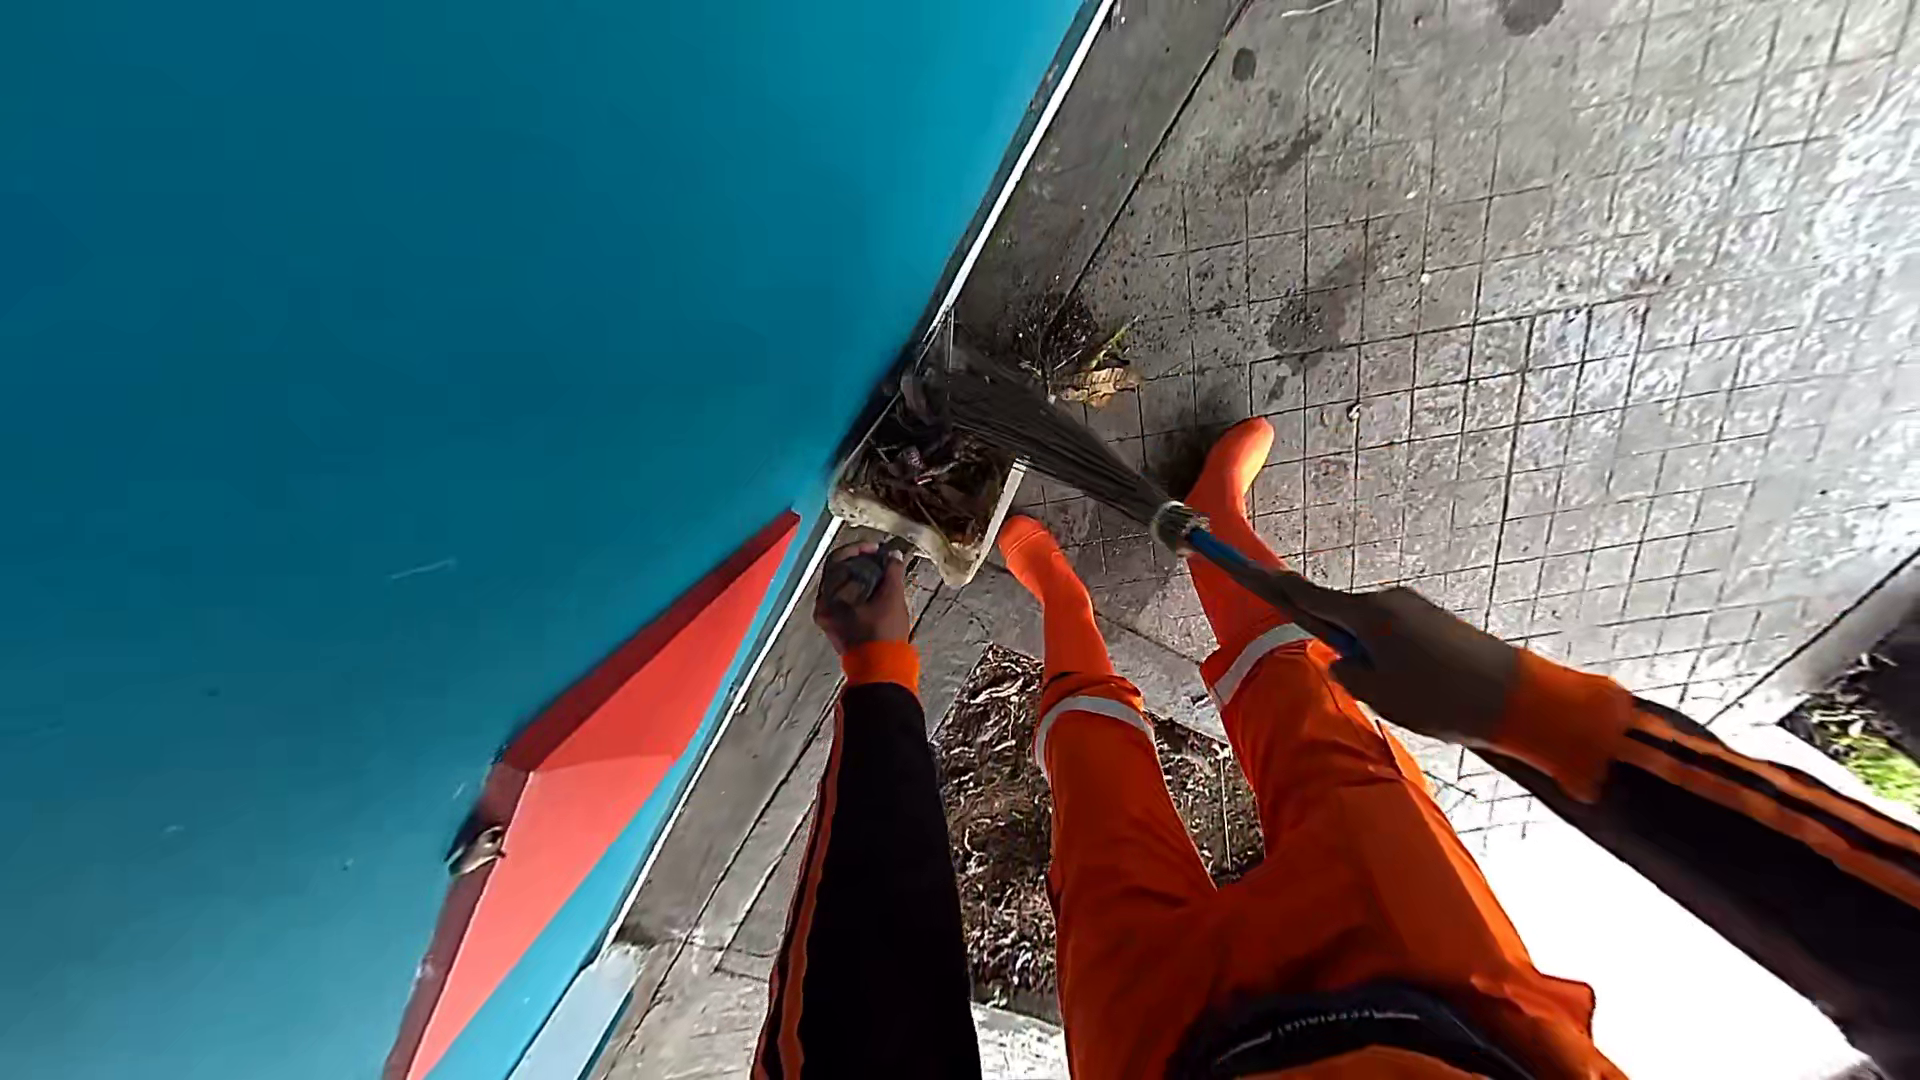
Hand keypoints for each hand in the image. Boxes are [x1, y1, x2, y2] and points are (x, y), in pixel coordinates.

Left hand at [813, 540, 910, 654]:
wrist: (881, 670)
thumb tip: (894, 554)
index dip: (858, 548)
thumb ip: (892, 572)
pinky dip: (859, 591)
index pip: (837, 559)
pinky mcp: (838, 628)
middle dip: (861, 563)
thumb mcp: (891, 598)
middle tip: (881, 560)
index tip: (877, 549)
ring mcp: (829, 619)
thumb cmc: (883, 633)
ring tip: (882, 574)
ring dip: (861, 577)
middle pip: (838, 573)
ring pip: (842, 587)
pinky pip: (844, 601)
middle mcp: (823, 606)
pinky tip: (877, 591)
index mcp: (829, 597)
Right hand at [1262, 574, 1519, 746]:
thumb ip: (1345, 671)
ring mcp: (1414, 606)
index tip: (1248, 570)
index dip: (1277, 587)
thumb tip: (1342, 658)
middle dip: (1340, 641)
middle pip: (1340, 614)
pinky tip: (1419, 683)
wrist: (1526, 703)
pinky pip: (1394, 630)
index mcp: (1366, 615)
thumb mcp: (1377, 694)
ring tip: (1403, 691)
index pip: (1307, 596)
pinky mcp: (1435, 619)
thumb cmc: (1442, 699)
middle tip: (1362, 681)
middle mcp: (1387, 600)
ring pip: (1370, 627)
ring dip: (1371, 652)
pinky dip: (1393, 652)